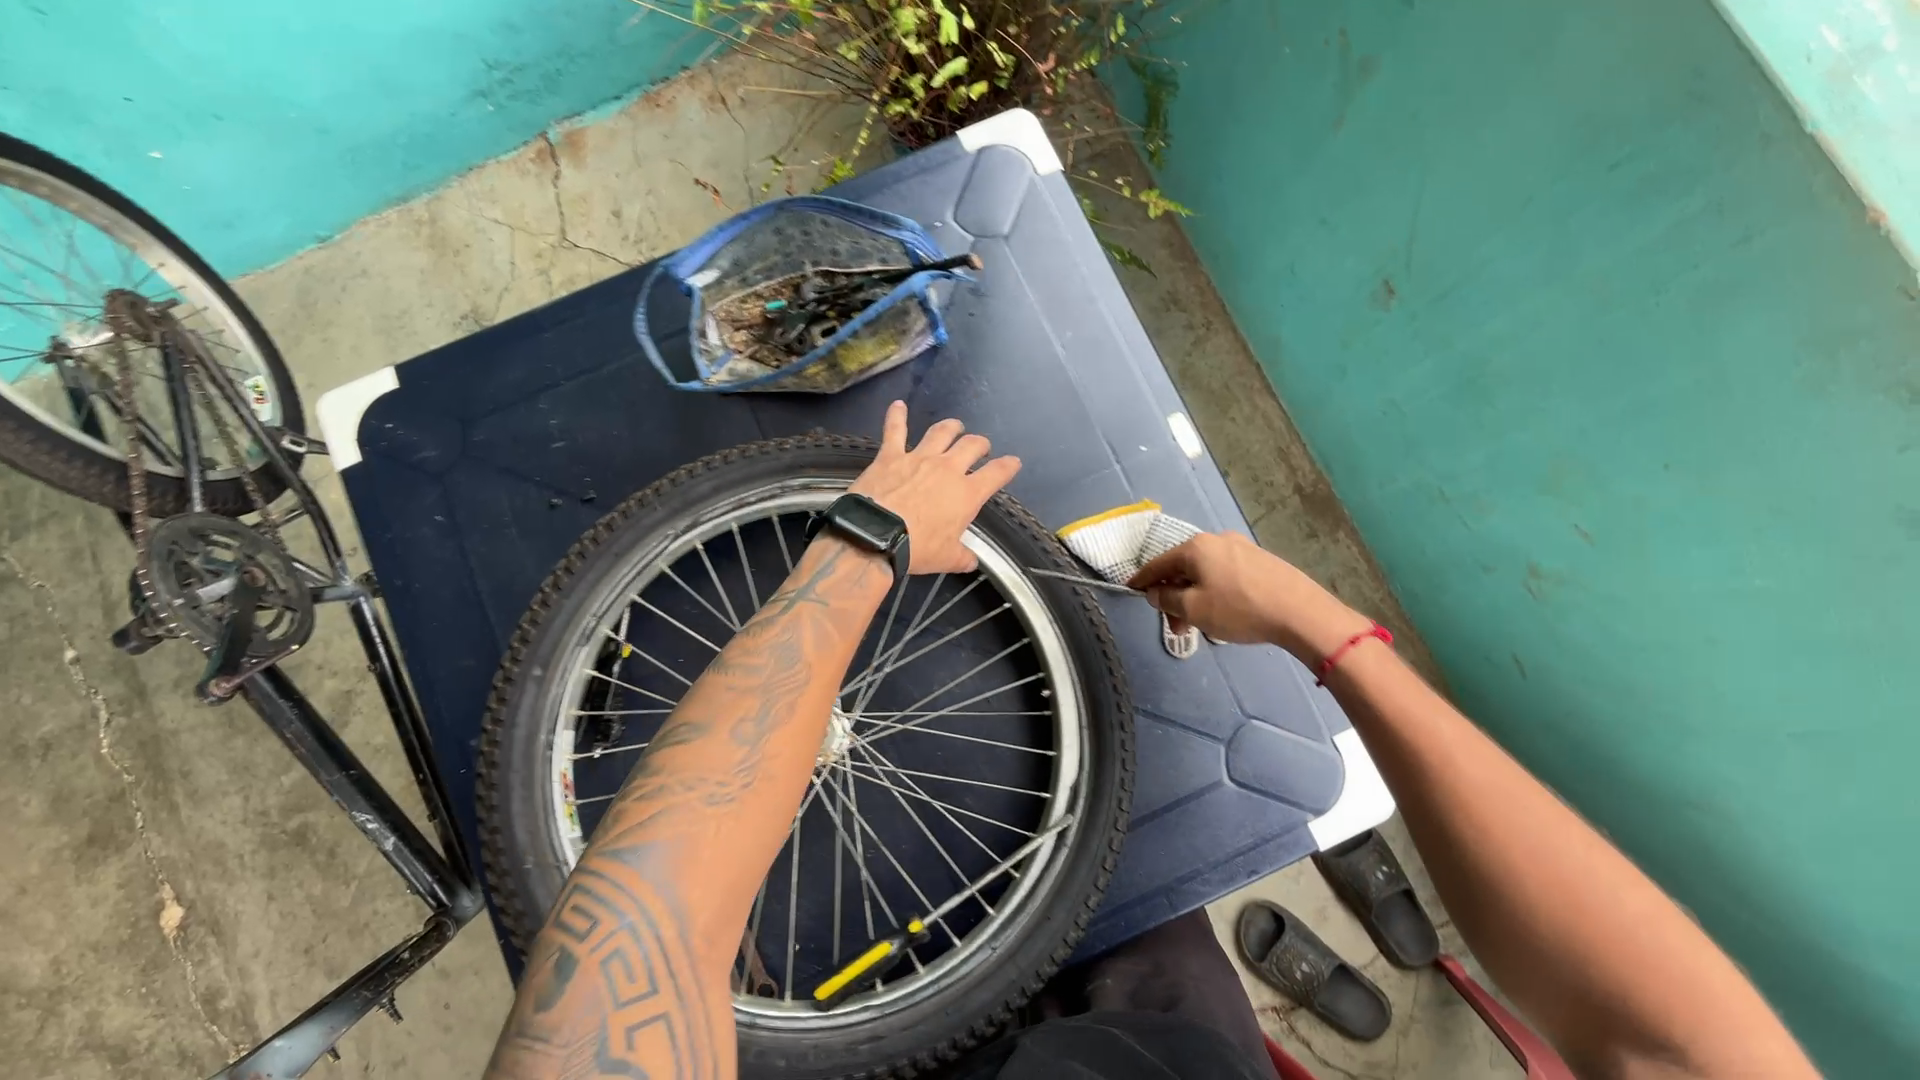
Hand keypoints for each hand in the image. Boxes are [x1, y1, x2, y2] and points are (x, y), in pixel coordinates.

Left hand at [847, 401, 1021, 573]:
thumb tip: (970, 561)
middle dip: (980, 444)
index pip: (997, 474)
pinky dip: (897, 416)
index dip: (1008, 466)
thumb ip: (962, 557)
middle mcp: (947, 468)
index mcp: (967, 493)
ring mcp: (918, 457)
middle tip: (980, 447)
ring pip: (941, 432)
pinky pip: (895, 430)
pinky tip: (897, 405)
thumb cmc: (917, 549)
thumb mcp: (947, 559)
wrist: (874, 537)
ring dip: (951, 427)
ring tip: (955, 426)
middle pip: (971, 446)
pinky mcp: (890, 455)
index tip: (1013, 463)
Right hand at [1126, 532, 1371, 661]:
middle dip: (1173, 597)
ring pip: (1205, 573)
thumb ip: (1167, 599)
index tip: (1129, 588)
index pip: (1158, 563)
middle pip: (1183, 568)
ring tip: (1199, 626)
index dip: (1142, 579)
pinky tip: (1221, 612)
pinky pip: (1224, 574)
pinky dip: (1214, 591)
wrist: (1300, 612)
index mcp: (1195, 548)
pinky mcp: (1261, 561)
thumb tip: (1155, 592)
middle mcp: (1217, 540)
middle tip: (1175, 627)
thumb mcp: (1194, 609)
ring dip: (1194, 597)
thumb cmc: (1239, 610)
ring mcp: (1241, 548)